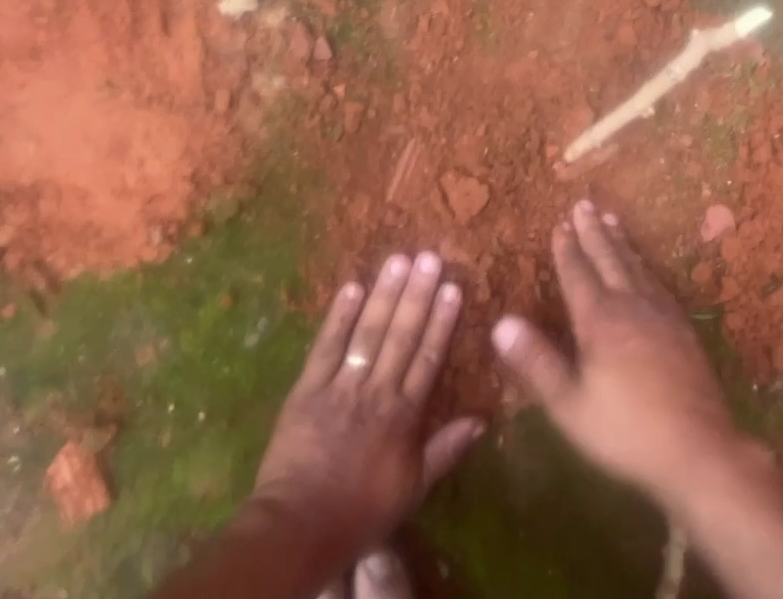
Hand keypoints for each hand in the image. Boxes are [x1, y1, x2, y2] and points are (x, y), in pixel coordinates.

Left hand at [253, 253, 483, 554]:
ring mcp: (340, 386)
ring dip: (384, 295)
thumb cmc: (361, 509)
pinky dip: (338, 317)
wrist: (300, 525)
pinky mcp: (307, 389)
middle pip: (401, 336)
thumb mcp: (414, 488)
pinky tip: (351, 288)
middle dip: (417, 294)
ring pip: (368, 333)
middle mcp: (377, 391)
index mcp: (404, 415)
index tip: (453, 288)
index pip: (428, 358)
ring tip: (398, 260)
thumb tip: (482, 419)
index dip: (442, 321)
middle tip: (429, 257)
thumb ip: (446, 450)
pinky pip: (325, 347)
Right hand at [490, 201, 744, 500]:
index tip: (559, 223)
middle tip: (585, 204)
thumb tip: (501, 322)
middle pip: (610, 261)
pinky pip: (658, 284)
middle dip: (594, 233)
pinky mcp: (683, 331)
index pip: (579, 275)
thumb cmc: (625, 431)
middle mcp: (632, 308)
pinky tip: (646, 270)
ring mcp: (662, 317)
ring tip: (611, 220)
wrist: (699, 450)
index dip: (567, 249)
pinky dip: (645, 267)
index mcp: (601, 321)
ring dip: (621, 243)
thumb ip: (536, 362)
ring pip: (637, 268)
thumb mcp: (570, 404)